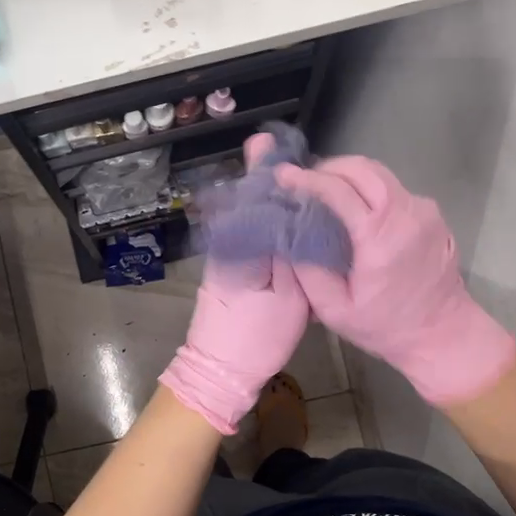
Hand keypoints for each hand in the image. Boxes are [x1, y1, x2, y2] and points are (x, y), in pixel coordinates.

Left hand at [160, 134, 311, 433]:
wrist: (220, 373)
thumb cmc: (257, 336)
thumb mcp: (288, 293)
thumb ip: (289, 246)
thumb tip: (290, 205)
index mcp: (240, 245)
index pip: (252, 196)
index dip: (264, 169)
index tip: (271, 142)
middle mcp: (227, 245)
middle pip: (249, 204)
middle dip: (267, 181)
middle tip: (288, 157)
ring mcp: (223, 259)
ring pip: (249, 221)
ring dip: (268, 202)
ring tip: (295, 186)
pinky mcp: (225, 273)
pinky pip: (248, 238)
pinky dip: (265, 227)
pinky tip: (285, 225)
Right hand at [275, 157, 515, 406]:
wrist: (443, 334)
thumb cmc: (385, 327)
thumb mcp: (334, 309)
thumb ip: (307, 270)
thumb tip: (287, 237)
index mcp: (379, 236)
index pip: (338, 189)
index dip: (306, 179)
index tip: (282, 176)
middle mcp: (406, 213)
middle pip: (362, 169)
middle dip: (327, 168)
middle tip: (302, 181)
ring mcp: (423, 210)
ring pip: (380, 173)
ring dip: (348, 175)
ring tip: (323, 190)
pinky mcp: (432, 215)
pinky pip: (394, 188)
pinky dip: (368, 187)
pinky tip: (354, 207)